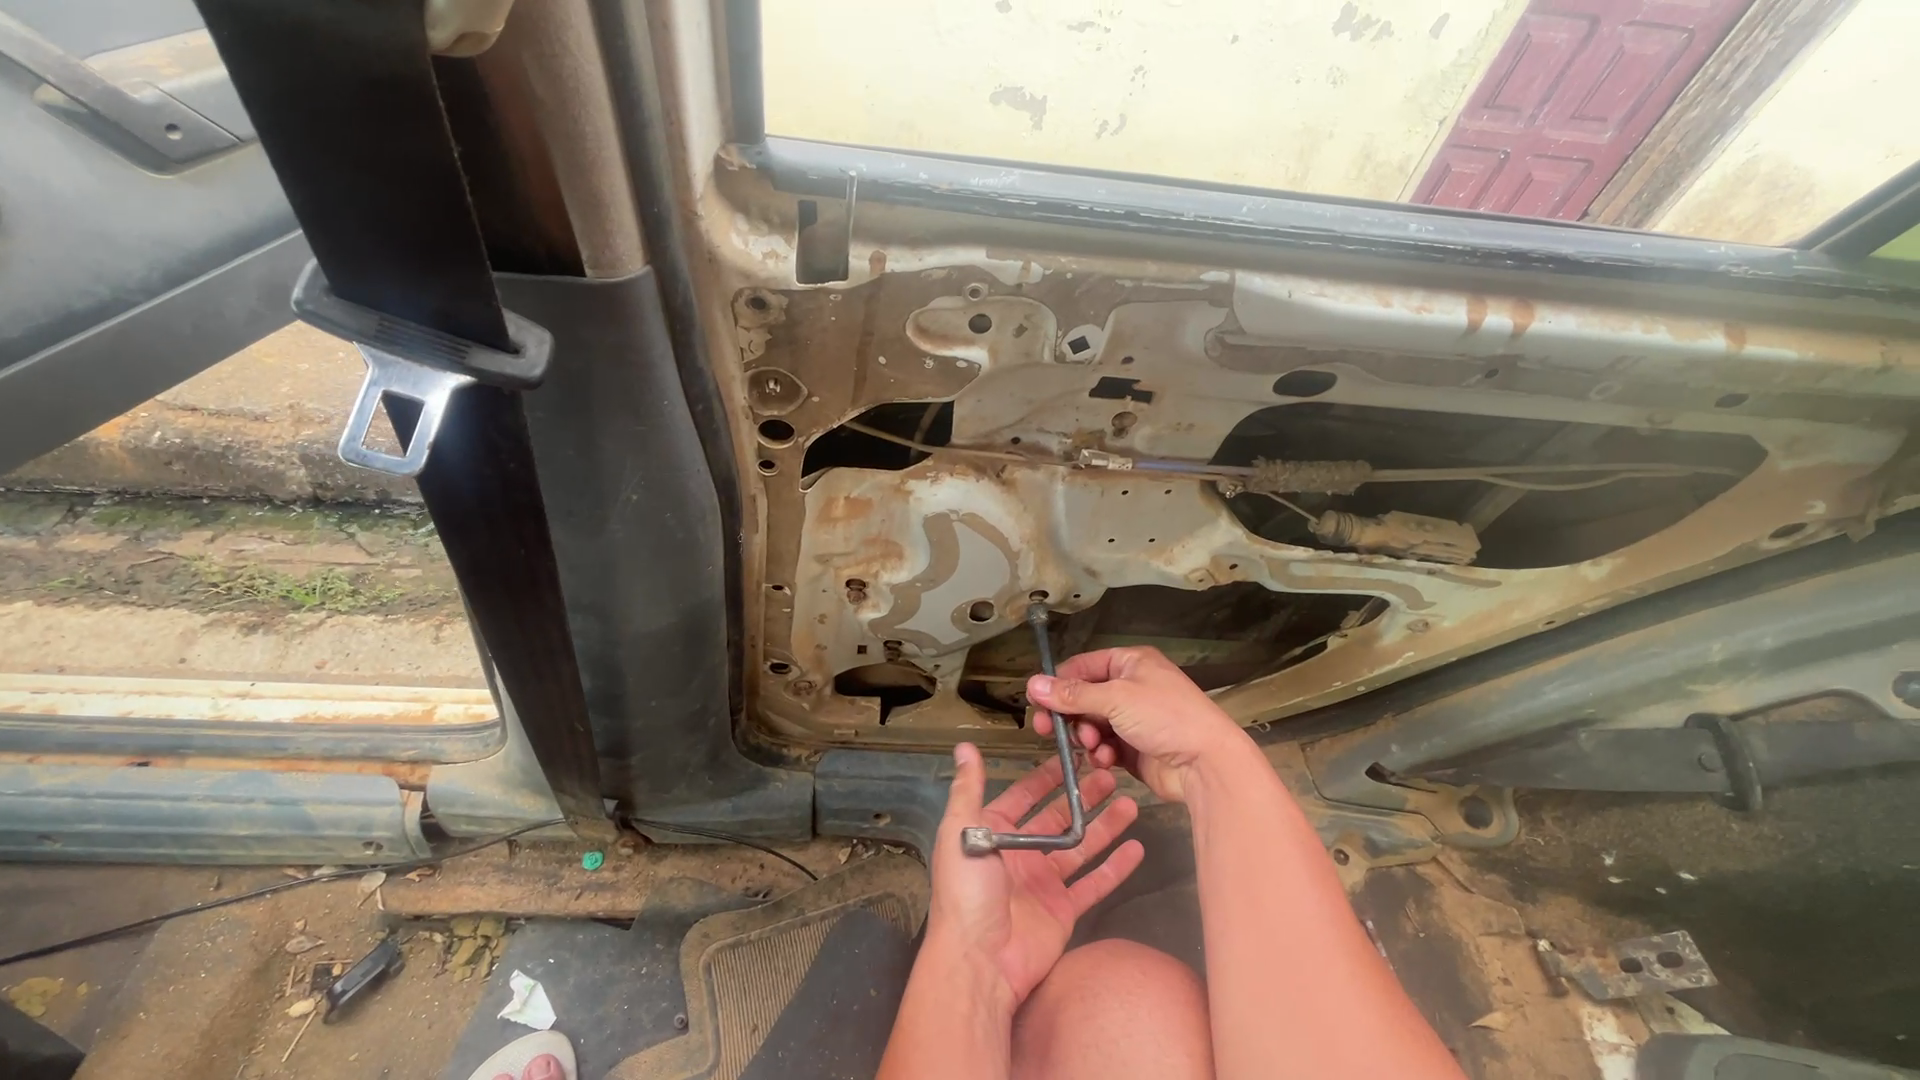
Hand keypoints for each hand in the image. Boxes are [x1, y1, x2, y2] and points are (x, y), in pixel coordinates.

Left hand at [926, 743, 1143, 1006]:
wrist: (979, 959)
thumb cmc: (965, 891)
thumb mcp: (959, 831)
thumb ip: (967, 788)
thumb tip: (964, 747)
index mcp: (993, 831)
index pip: (1024, 796)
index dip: (1047, 777)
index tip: (1072, 758)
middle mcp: (1020, 853)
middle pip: (1058, 818)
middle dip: (1082, 797)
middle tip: (1110, 776)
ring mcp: (1043, 882)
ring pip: (1080, 847)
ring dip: (1104, 826)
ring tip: (1130, 804)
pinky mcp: (1063, 910)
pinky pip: (1094, 884)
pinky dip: (1116, 868)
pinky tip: (1136, 848)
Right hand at [1027, 646, 1253, 802]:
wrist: (1206, 763)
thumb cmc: (1164, 717)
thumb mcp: (1115, 699)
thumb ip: (1072, 694)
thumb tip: (1032, 684)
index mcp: (1130, 663)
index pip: (1082, 666)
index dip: (1059, 683)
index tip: (1037, 702)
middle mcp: (1130, 687)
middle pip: (1083, 698)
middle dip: (1070, 715)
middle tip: (1048, 730)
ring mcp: (1133, 718)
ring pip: (1091, 724)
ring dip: (1086, 736)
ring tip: (1092, 745)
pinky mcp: (1134, 747)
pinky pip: (1104, 745)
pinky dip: (1100, 752)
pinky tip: (1105, 758)